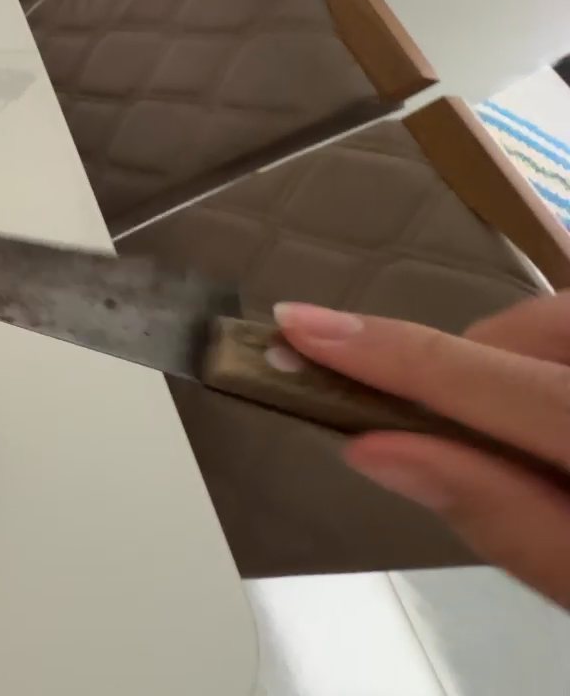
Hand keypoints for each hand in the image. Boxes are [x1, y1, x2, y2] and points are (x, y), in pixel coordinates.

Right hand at [277, 296, 569, 608]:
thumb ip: (509, 524)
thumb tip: (372, 449)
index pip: (509, 391)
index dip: (394, 355)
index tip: (296, 322)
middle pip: (547, 330)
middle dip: (481, 364)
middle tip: (468, 432)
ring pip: (563, 315)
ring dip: (523, 357)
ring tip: (538, 429)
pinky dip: (550, 351)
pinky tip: (555, 403)